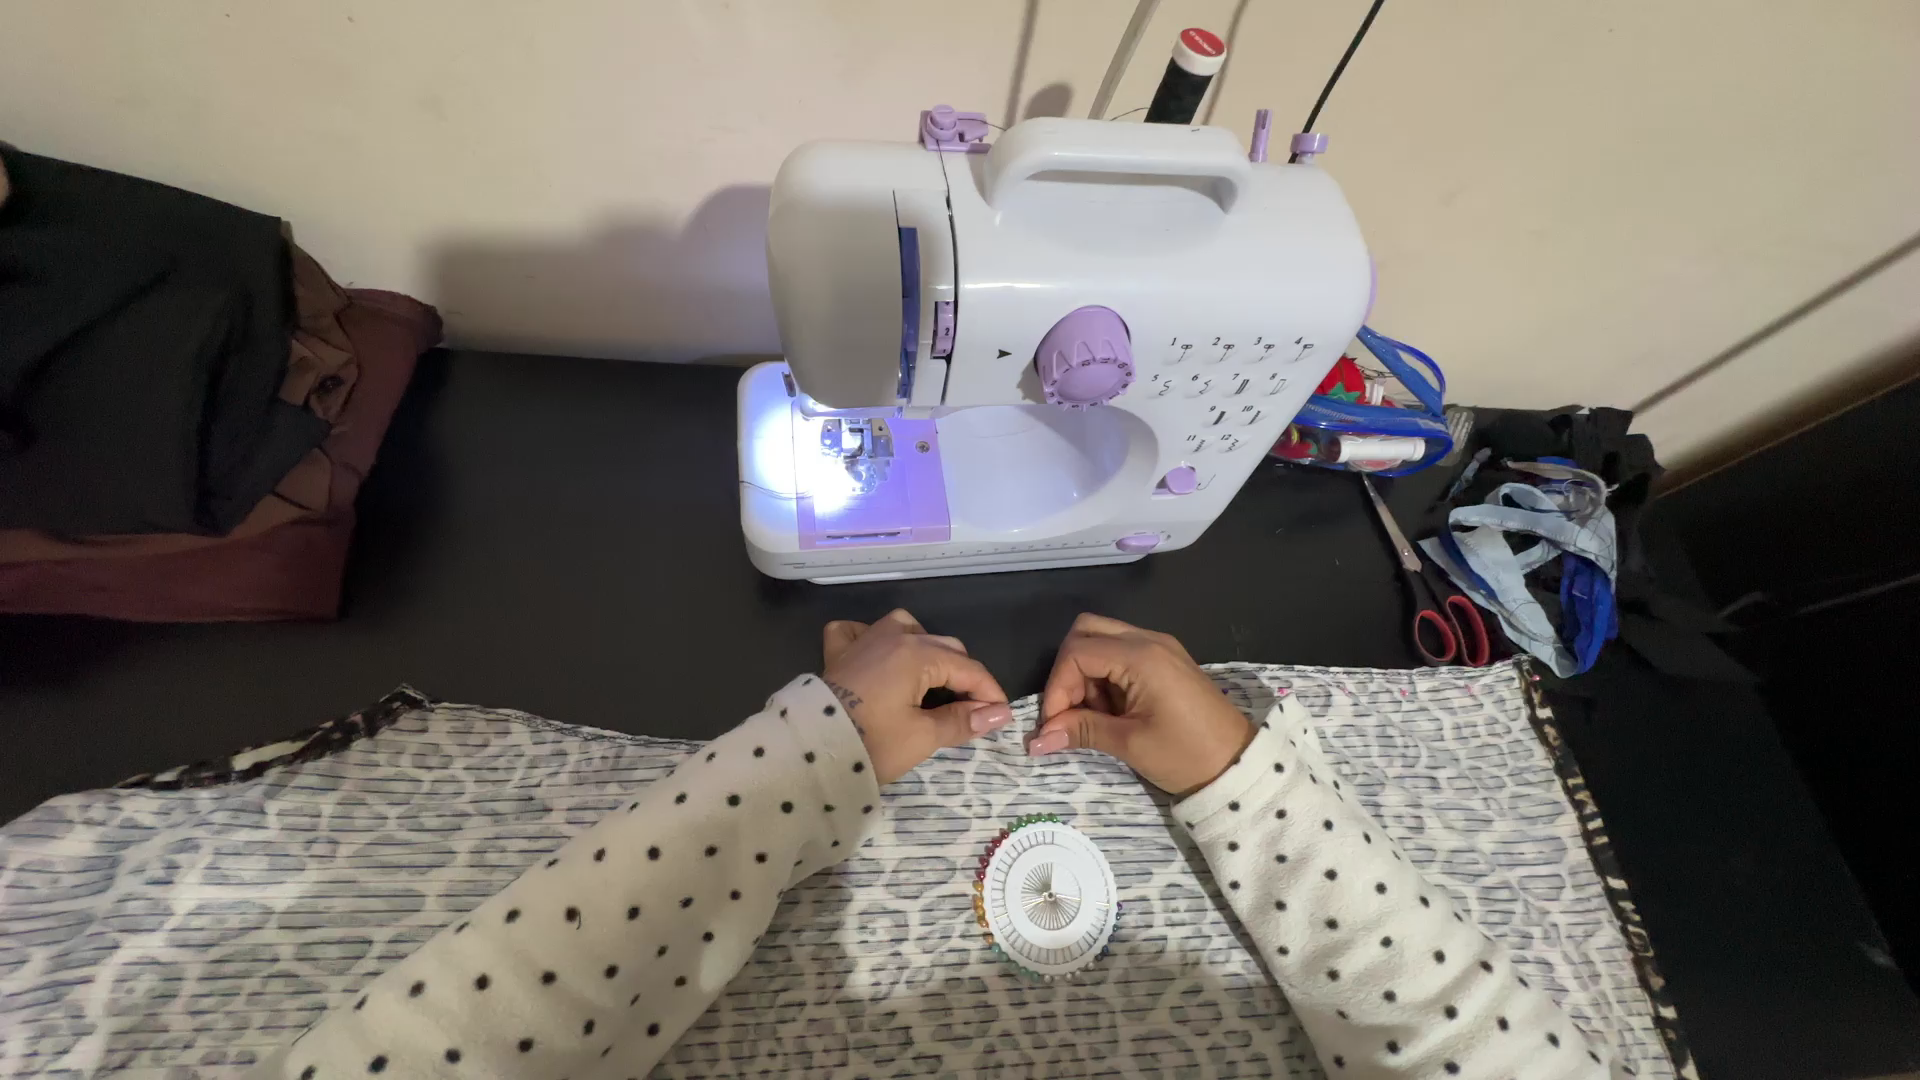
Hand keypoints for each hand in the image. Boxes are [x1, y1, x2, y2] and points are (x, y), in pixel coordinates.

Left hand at [820, 609, 1012, 784]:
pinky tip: (876, 655)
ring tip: (929, 679)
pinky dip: (871, 637)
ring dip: (924, 647)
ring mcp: (864, 639)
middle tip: (968, 710)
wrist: (811, 751)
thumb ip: (963, 720)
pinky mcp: (839, 651)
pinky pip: (859, 630)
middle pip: (943, 646)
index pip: (969, 668)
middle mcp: (895, 636)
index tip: (1000, 716)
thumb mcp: (923, 736)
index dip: (989, 692)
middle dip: (963, 675)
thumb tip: (999, 713)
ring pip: (906, 627)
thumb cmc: (872, 743)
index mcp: (919, 654)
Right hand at [1030, 613, 1252, 796]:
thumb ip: (1081, 731)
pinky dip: (1105, 675)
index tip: (1055, 724)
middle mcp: (1148, 640)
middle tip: (1071, 710)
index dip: (1057, 687)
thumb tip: (1036, 740)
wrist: (1241, 768)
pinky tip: (1112, 709)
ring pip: (1101, 639)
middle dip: (1068, 670)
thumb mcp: (1130, 744)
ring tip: (1094, 715)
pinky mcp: (1164, 660)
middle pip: (1085, 631)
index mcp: (1141, 656)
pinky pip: (1120, 652)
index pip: (1077, 652)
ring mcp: (1159, 647)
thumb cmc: (1187, 755)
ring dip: (1086, 674)